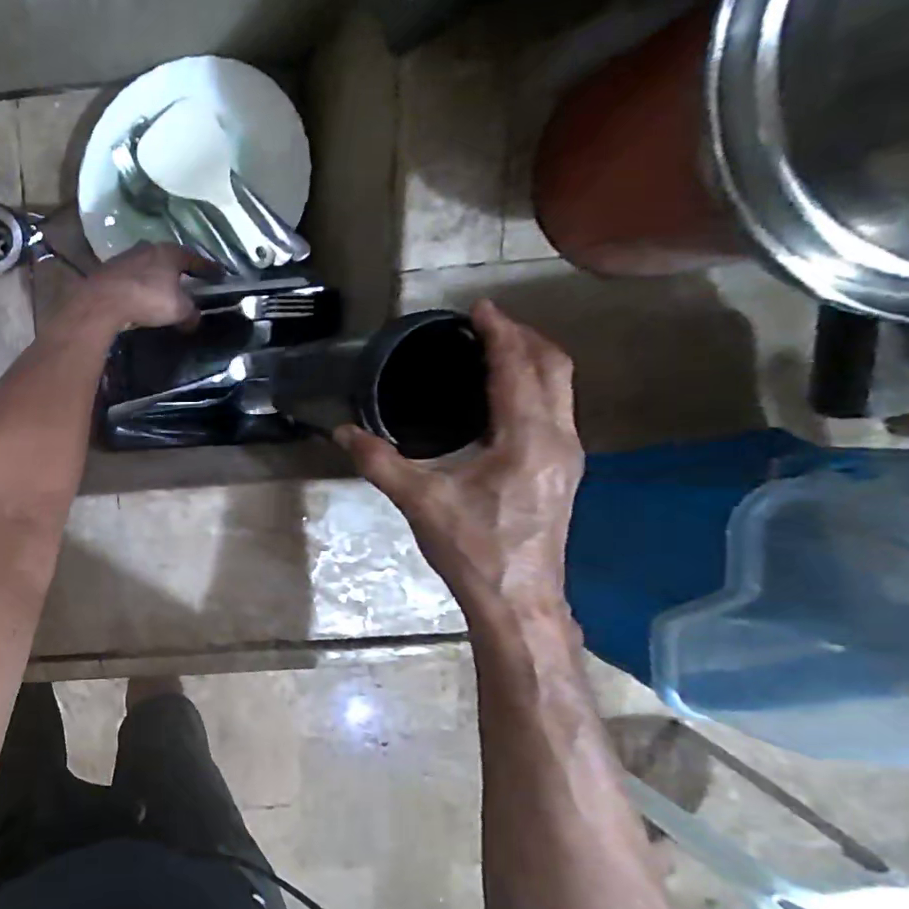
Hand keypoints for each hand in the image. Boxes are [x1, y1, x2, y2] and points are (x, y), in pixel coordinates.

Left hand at [72, 242, 214, 331]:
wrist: (102, 300)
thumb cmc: (148, 298)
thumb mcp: (178, 309)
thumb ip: (191, 313)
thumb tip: (195, 319)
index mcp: (170, 252)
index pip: (196, 259)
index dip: (209, 269)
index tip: (219, 275)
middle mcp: (149, 248)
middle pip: (170, 259)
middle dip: (179, 271)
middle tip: (188, 282)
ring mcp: (126, 257)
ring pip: (148, 266)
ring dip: (156, 278)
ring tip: (162, 291)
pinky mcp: (108, 270)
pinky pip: (131, 277)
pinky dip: (138, 285)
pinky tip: (138, 296)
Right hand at [335, 300, 584, 638]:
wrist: (520, 600)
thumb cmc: (473, 548)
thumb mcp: (419, 502)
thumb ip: (379, 462)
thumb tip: (342, 431)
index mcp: (527, 439)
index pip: (518, 369)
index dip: (500, 333)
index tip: (479, 308)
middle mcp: (557, 439)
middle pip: (555, 369)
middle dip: (524, 337)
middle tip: (487, 321)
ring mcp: (566, 456)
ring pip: (562, 389)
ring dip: (533, 360)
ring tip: (496, 347)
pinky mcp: (561, 471)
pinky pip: (556, 408)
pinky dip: (535, 385)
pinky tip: (505, 394)